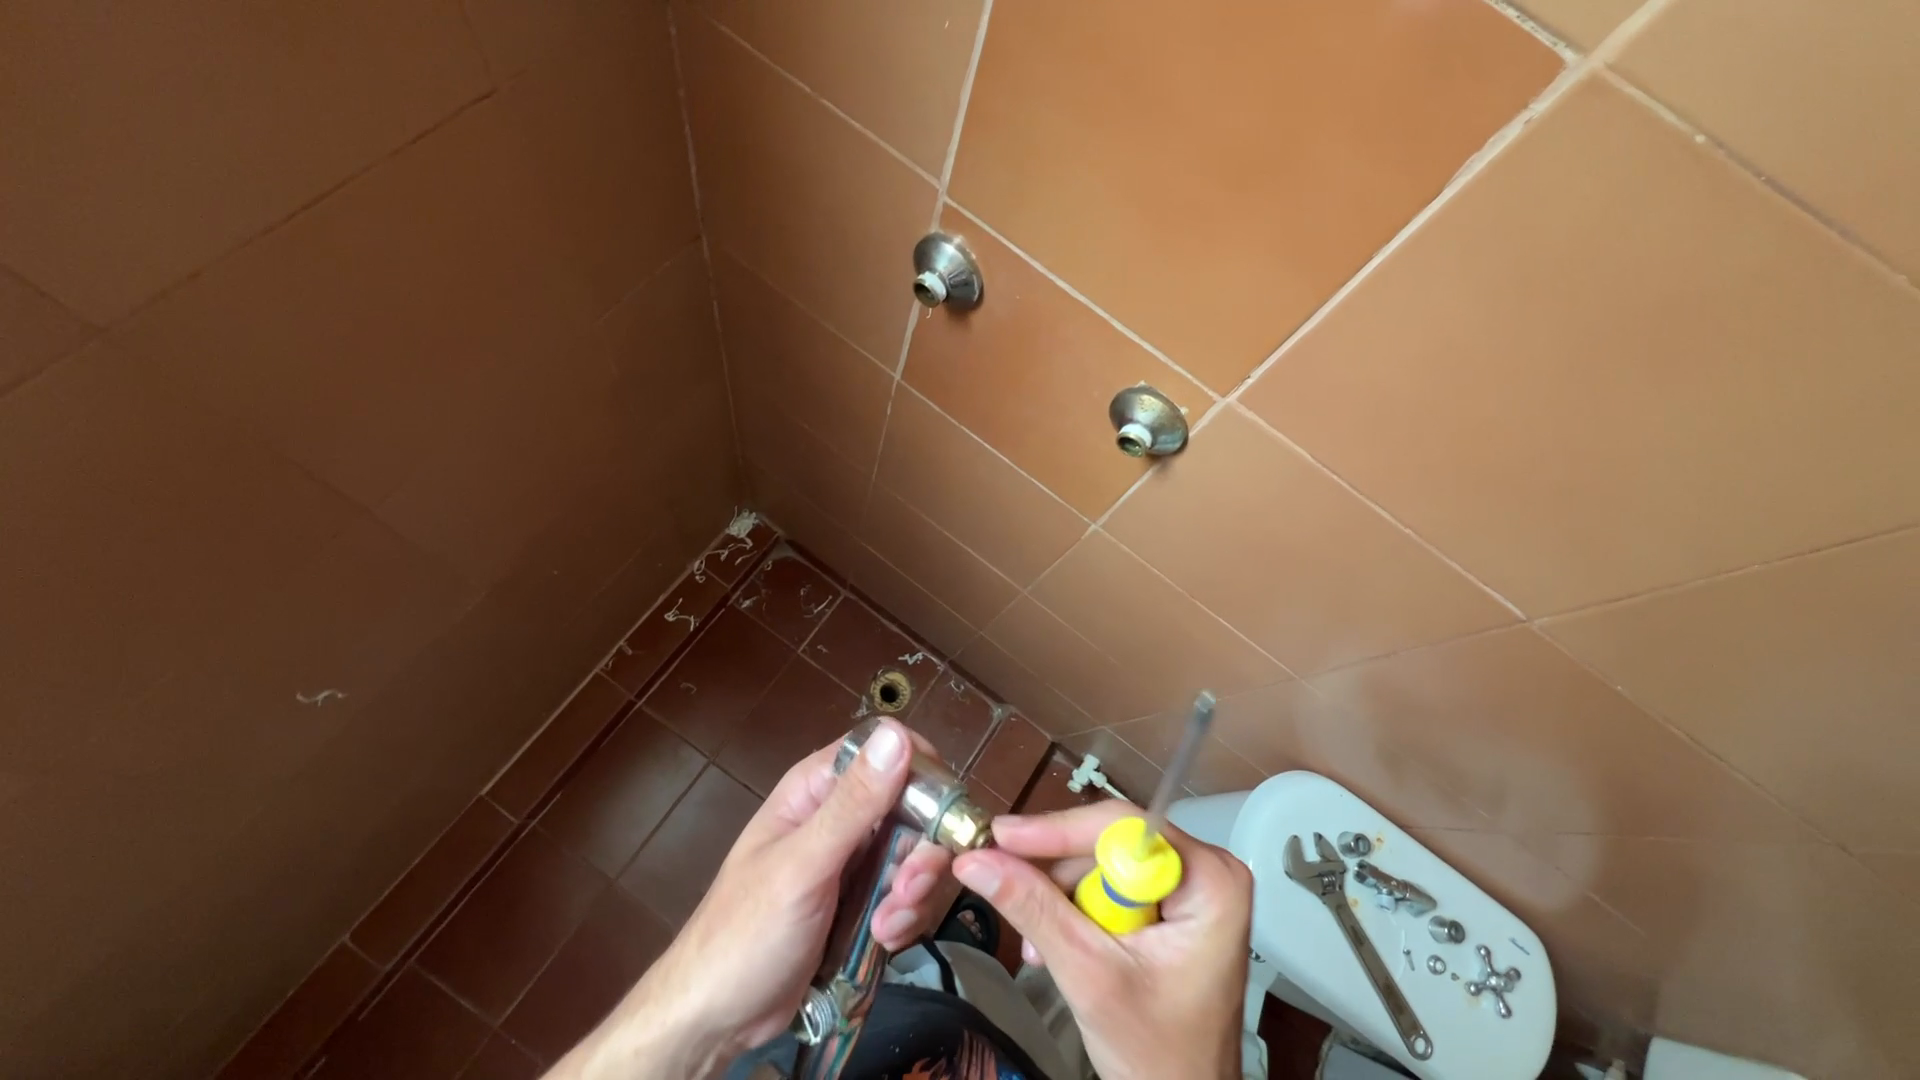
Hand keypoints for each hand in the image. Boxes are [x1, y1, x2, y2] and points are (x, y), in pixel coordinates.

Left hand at [547, 718, 953, 1079]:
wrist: (717, 1019)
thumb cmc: (745, 935)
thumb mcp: (802, 866)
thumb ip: (853, 804)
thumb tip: (896, 735)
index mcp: (818, 787)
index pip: (888, 748)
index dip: (923, 774)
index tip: (942, 817)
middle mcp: (841, 813)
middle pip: (915, 806)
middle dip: (922, 852)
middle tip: (906, 892)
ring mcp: (855, 857)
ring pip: (918, 852)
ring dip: (915, 893)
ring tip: (887, 928)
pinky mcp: (865, 898)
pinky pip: (909, 891)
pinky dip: (908, 916)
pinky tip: (884, 940)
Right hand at [952, 801, 1251, 1079]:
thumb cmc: (1159, 1055)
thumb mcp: (1090, 978)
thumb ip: (1035, 911)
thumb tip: (976, 860)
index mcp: (1210, 879)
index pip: (1122, 828)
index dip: (1058, 831)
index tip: (1001, 837)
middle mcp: (1204, 868)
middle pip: (1108, 841)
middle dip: (1056, 875)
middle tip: (1004, 886)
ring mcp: (1187, 886)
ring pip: (1099, 862)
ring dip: (1059, 899)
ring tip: (1037, 946)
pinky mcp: (1168, 905)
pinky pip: (1107, 884)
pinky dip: (1074, 910)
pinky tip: (1054, 945)